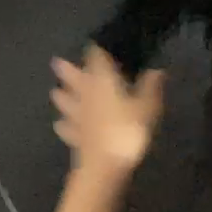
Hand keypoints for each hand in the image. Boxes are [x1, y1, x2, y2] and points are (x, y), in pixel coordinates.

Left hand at [50, 47, 165, 180]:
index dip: (95, 52)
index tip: (92, 46)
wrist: (104, 165)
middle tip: (56, 62)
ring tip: (54, 92)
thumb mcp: (148, 107)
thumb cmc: (128, 131)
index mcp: (103, 82)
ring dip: (61, 97)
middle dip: (68, 70)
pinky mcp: (75, 137)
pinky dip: (64, 125)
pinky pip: (68, 128)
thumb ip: (151, 87)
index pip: (96, 60)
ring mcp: (78, 117)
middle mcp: (87, 95)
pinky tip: (60, 125)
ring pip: (66, 102)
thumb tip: (157, 69)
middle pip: (75, 79)